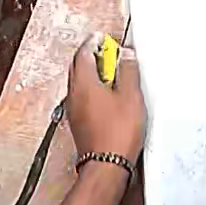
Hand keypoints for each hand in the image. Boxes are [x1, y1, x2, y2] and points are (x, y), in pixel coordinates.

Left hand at [67, 34, 144, 162]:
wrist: (106, 166)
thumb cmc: (118, 133)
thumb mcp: (131, 96)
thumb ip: (128, 71)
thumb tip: (126, 55)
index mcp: (84, 83)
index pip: (83, 54)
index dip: (94, 42)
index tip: (103, 38)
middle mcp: (74, 94)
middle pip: (78, 67)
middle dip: (91, 56)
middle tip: (109, 53)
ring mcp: (74, 110)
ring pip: (79, 82)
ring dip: (93, 73)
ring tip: (112, 73)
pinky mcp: (79, 122)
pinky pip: (83, 97)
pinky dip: (93, 89)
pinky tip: (108, 96)